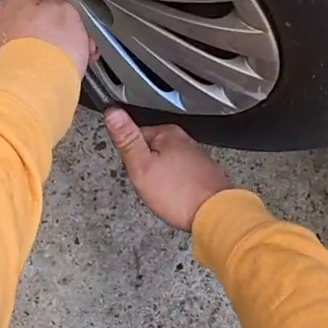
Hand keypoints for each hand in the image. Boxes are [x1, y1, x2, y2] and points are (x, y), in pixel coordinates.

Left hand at [0, 0, 93, 75]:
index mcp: (14, 1)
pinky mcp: (22, 65)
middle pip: (35, 7)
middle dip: (58, 13)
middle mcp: (8, 22)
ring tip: (81, 44)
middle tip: (74, 18)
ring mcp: (13, 44)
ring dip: (63, 36)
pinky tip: (74, 60)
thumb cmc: (48, 49)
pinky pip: (43, 52)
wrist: (40, 92)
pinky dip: (59, 54)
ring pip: (42, 32)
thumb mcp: (59, 6)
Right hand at [105, 107, 233, 230]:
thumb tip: (113, 113)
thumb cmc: (178, 193)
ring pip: (167, 165)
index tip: (137, 171)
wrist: (214, 215)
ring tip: (164, 193)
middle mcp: (185, 141)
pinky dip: (176, 187)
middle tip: (150, 185)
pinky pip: (181, 177)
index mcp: (168, 134)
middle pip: (152, 151)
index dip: (132, 158)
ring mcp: (197, 157)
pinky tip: (176, 197)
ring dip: (162, 179)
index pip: (136, 137)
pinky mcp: (204, 174)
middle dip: (148, 168)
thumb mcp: (141, 165)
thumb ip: (127, 139)